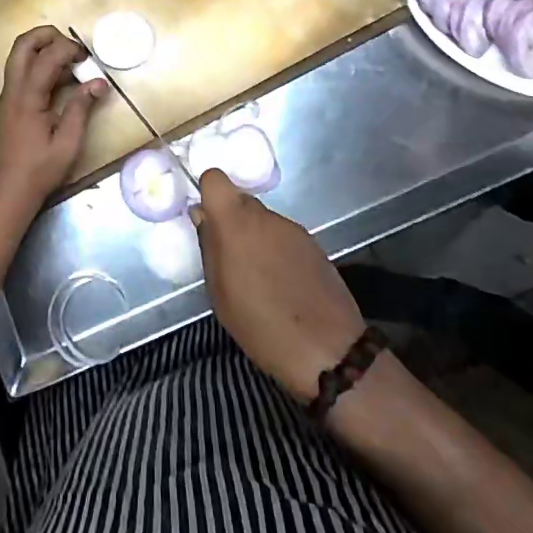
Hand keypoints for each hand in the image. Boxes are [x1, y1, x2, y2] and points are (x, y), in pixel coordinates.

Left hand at [0, 27, 106, 203]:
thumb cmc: (40, 169)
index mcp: (27, 97)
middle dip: (47, 36)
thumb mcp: (68, 142)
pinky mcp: (9, 102)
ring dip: (42, 48)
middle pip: (22, 44)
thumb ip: (81, 108)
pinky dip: (38, 63)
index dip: (69, 49)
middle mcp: (13, 89)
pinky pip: (20, 70)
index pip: (46, 57)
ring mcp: (8, 94)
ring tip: (69, 61)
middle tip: (73, 48)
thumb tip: (99, 82)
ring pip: (18, 55)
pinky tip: (59, 79)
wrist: (10, 188)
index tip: (88, 59)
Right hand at [191, 169, 366, 402]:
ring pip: (263, 221)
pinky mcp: (315, 247)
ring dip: (255, 237)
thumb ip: (209, 246)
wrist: (328, 352)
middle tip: (228, 256)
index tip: (206, 218)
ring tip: (256, 276)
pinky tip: (280, 283)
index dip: (208, 193)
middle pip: (241, 201)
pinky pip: (283, 237)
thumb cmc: (259, 323)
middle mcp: (266, 217)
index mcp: (236, 222)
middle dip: (231, 221)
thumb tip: (203, 217)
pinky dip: (276, 251)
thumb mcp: (218, 291)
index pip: (216, 179)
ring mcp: (294, 230)